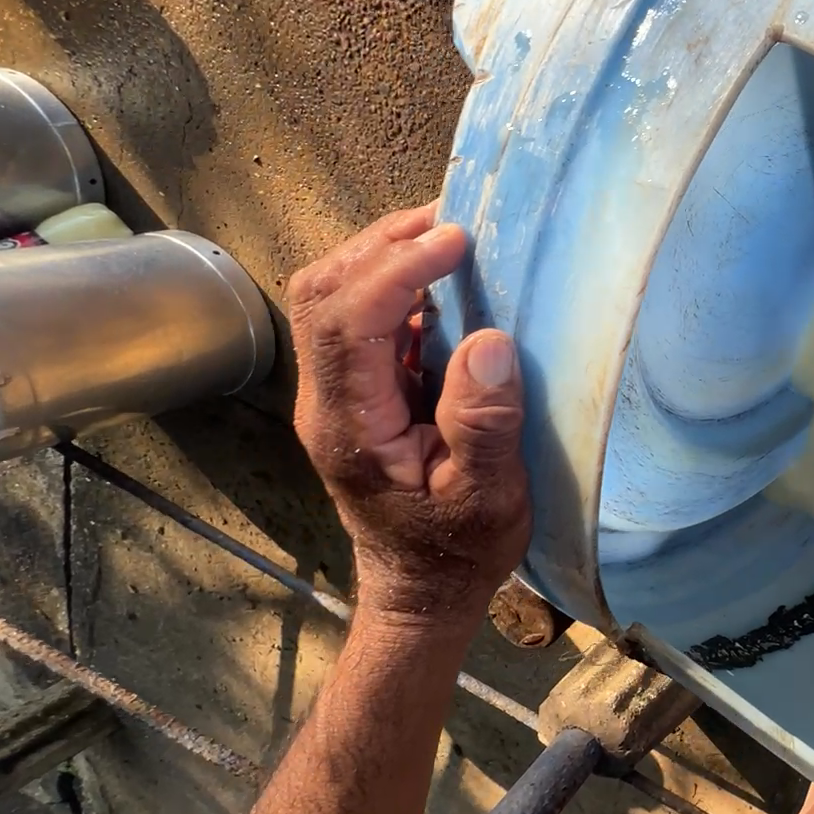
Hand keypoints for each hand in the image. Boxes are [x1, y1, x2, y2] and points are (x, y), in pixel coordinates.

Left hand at [288, 204, 531, 633]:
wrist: (425, 590)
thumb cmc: (461, 550)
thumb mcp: (488, 496)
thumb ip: (483, 424)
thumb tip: (489, 342)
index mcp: (353, 426)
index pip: (349, 322)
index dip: (397, 271)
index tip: (457, 243)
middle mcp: (331, 401)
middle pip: (323, 294)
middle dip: (382, 245)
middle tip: (452, 222)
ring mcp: (342, 397)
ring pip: (336, 301)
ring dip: (386, 258)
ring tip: (449, 239)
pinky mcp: (365, 396)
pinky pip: (366, 323)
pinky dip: (401, 288)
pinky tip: (445, 285)